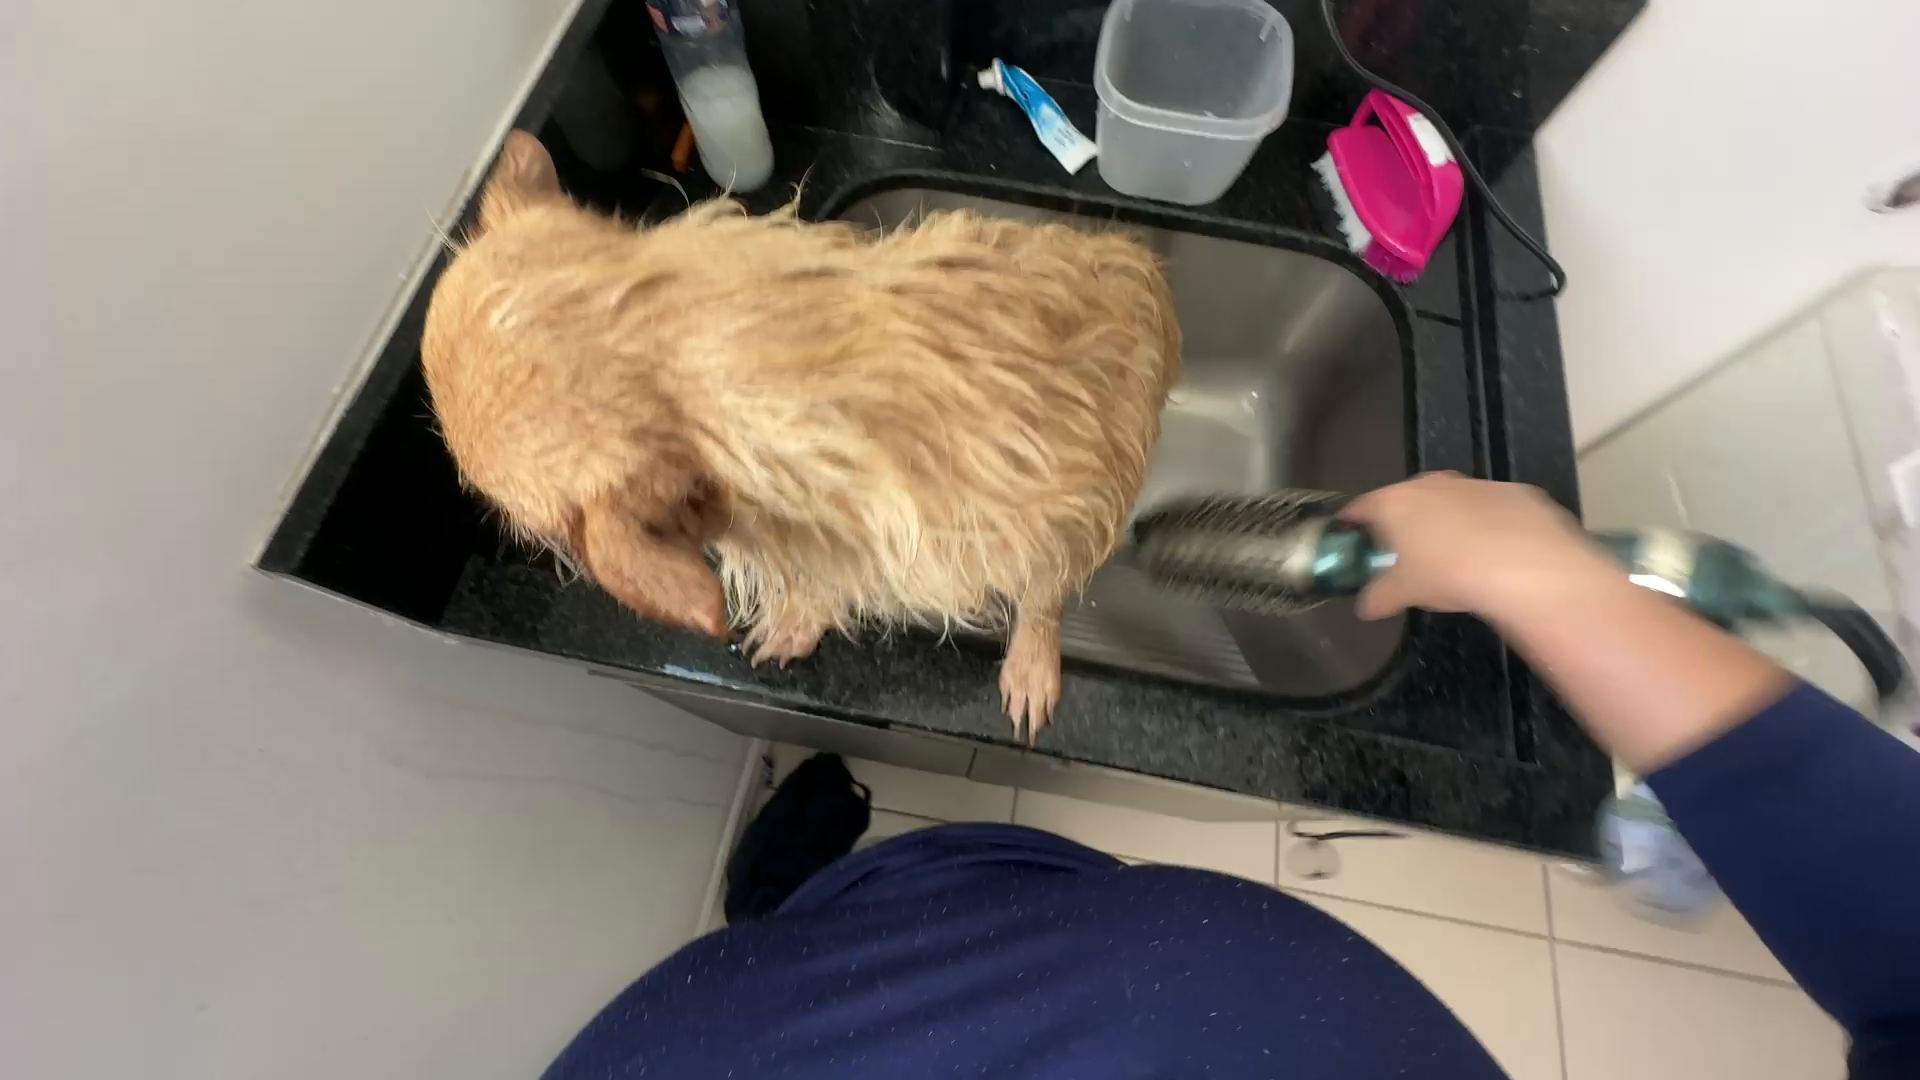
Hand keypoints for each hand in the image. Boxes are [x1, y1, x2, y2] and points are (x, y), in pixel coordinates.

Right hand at [1341, 473, 1617, 622]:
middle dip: (1403, 518)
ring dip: (1447, 519)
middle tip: (1403, 545)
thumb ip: (1379, 596)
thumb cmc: (1450, 574)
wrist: (1531, 570)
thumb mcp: (1404, 593)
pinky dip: (1487, 523)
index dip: (1353, 518)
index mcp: (1396, 503)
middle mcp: (1433, 486)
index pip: (1362, 506)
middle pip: (1407, 498)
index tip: (1350, 529)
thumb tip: (1366, 607)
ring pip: (1452, 500)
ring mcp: (1477, 486)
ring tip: (1453, 550)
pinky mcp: (1519, 494)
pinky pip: (1492, 507)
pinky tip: (1495, 549)